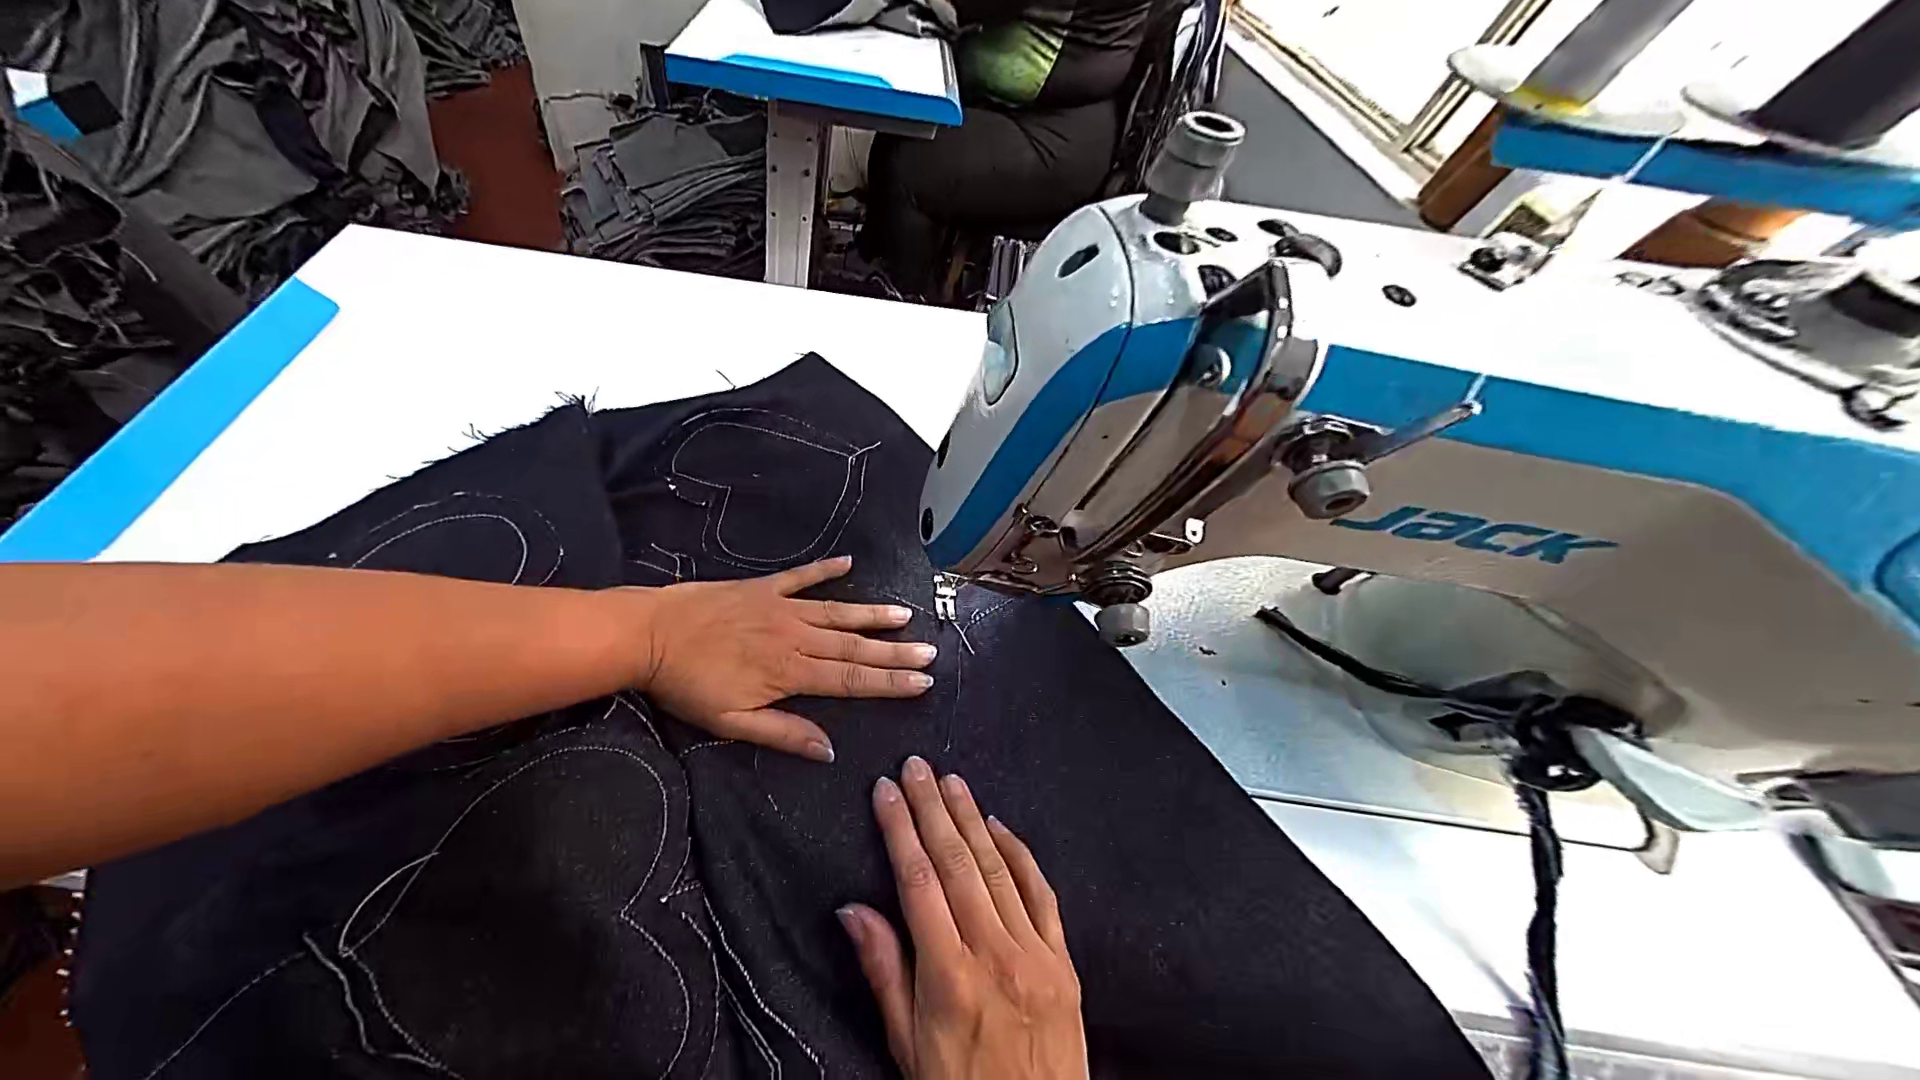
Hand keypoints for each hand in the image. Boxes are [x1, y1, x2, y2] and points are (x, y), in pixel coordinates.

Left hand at [633, 556, 933, 761]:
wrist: (650, 633)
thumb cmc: (688, 684)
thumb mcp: (731, 721)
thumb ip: (784, 733)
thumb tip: (829, 749)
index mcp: (791, 672)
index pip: (852, 679)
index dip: (890, 682)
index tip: (922, 681)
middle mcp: (797, 636)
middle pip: (855, 645)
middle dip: (896, 651)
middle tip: (930, 651)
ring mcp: (782, 607)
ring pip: (838, 611)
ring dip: (873, 614)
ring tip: (906, 615)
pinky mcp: (764, 588)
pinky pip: (802, 577)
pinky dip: (826, 569)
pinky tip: (849, 562)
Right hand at [838, 757, 1086, 1079]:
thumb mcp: (907, 1047)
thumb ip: (883, 971)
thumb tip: (851, 909)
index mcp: (949, 977)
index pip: (917, 882)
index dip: (898, 829)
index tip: (885, 792)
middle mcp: (994, 954)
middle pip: (956, 862)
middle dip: (931, 807)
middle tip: (917, 767)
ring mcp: (1035, 953)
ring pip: (997, 866)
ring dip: (971, 817)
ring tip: (951, 781)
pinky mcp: (1064, 959)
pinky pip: (1041, 891)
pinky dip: (1020, 852)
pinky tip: (1000, 824)